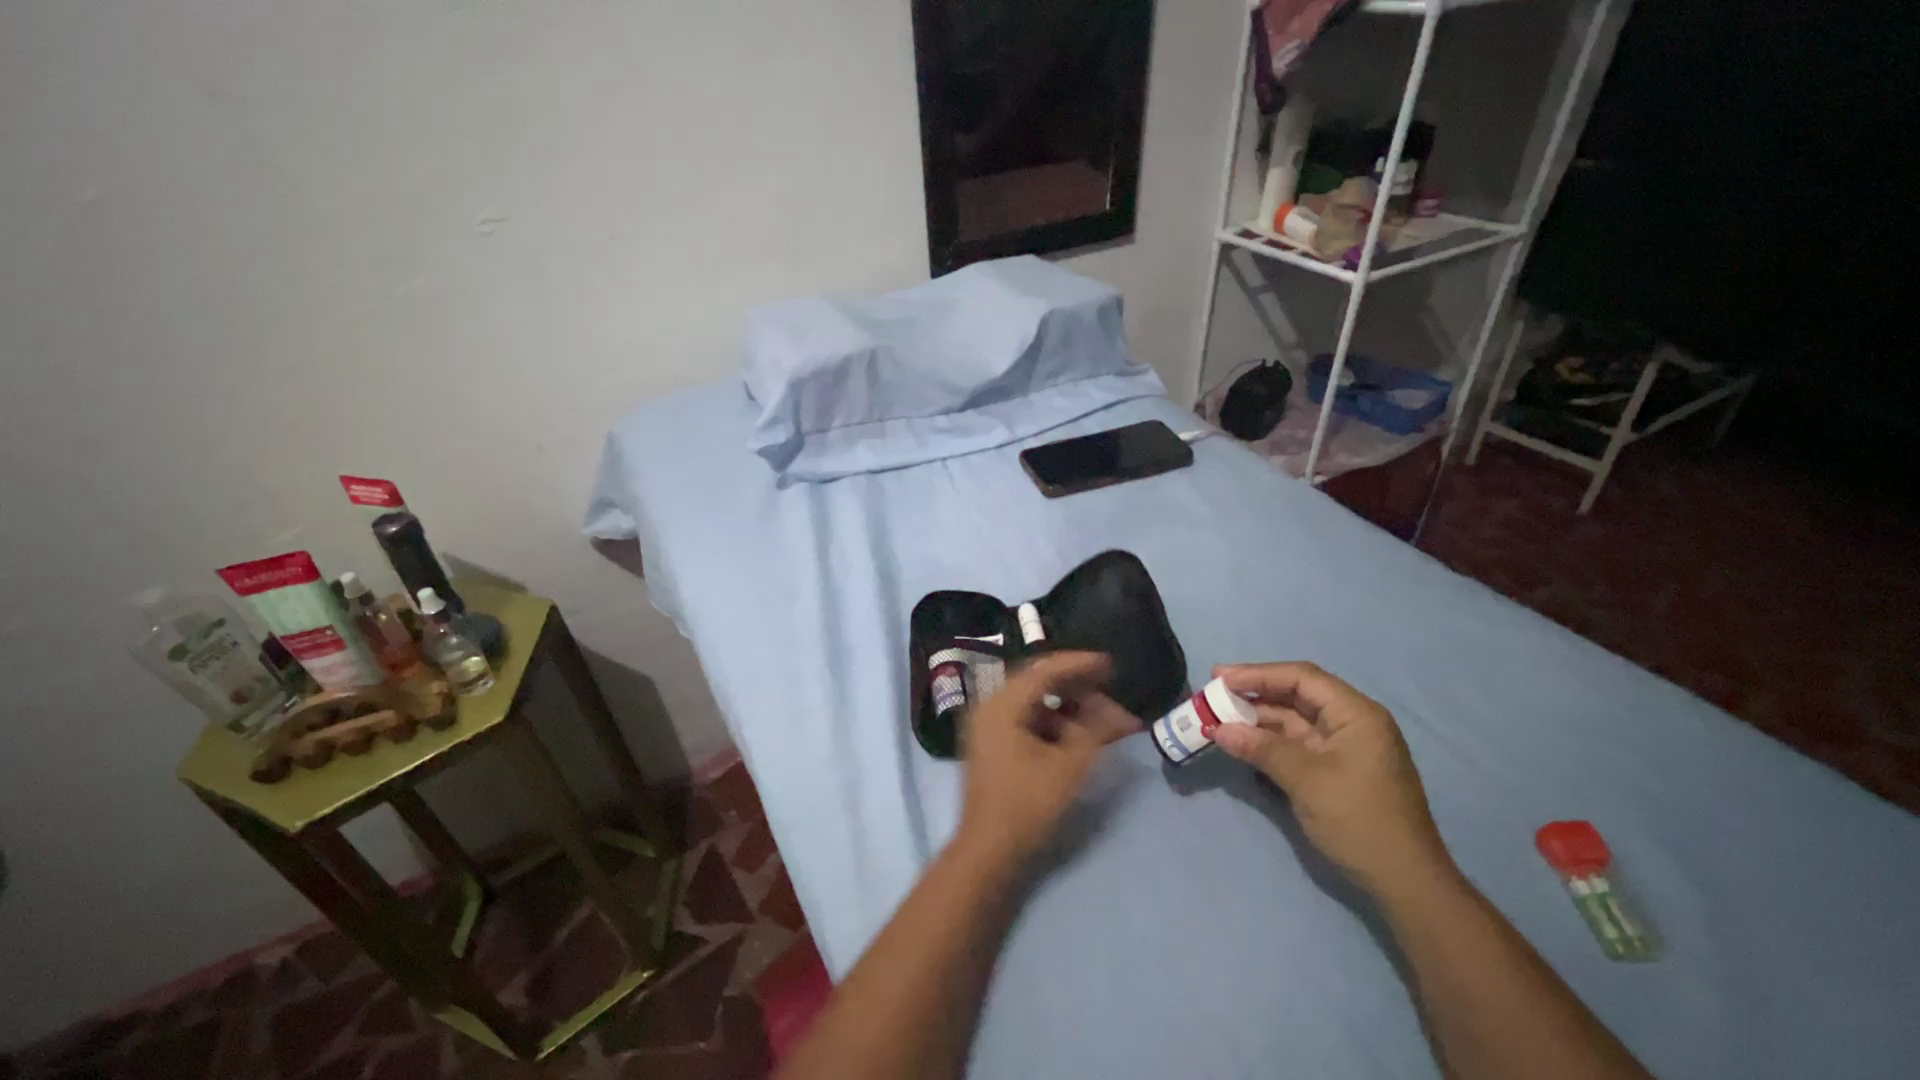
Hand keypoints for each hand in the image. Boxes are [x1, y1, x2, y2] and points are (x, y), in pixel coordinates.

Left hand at [957, 651, 1139, 864]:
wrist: (988, 851)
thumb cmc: (1027, 805)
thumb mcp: (1070, 766)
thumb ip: (1096, 729)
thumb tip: (1117, 711)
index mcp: (1000, 705)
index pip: (1044, 669)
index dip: (1081, 664)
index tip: (1112, 663)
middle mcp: (990, 708)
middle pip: (1040, 683)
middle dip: (1080, 687)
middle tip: (1112, 690)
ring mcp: (988, 727)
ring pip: (1036, 704)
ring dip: (1071, 708)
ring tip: (1105, 720)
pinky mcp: (994, 746)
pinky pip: (1029, 721)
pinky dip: (1056, 724)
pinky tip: (1082, 736)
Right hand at [1210, 662, 1456, 899]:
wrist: (1404, 879)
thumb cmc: (1359, 820)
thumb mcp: (1306, 780)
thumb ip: (1262, 748)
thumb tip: (1217, 729)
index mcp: (1355, 714)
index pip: (1301, 678)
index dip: (1257, 674)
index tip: (1218, 677)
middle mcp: (1352, 723)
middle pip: (1297, 696)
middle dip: (1254, 695)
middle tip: (1212, 697)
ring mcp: (1346, 748)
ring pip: (1295, 722)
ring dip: (1258, 720)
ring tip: (1219, 720)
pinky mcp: (1338, 771)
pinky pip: (1299, 745)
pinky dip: (1270, 742)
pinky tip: (1244, 744)